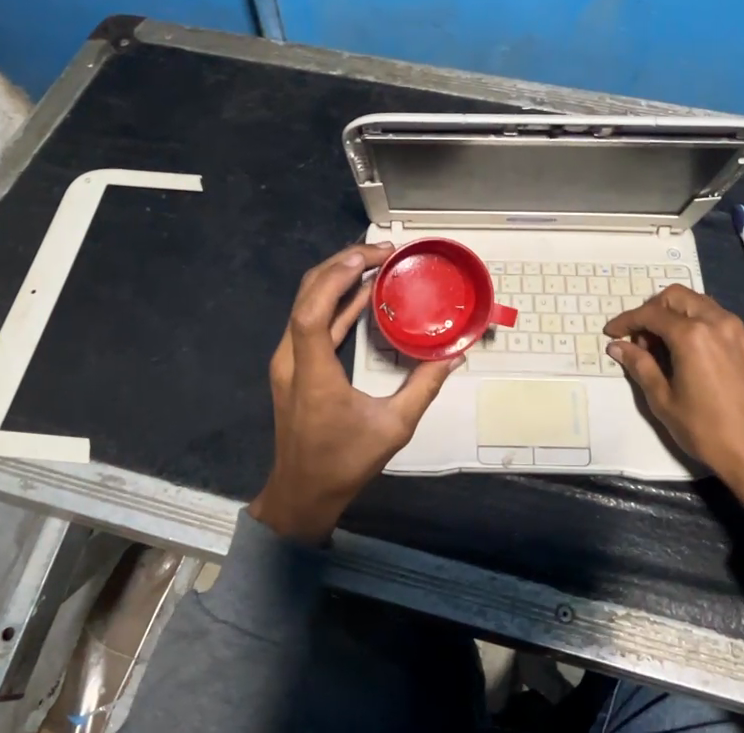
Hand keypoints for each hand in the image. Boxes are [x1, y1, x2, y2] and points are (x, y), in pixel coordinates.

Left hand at [250, 242, 462, 543]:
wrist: (302, 493)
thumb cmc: (344, 463)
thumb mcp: (393, 427)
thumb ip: (424, 387)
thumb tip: (454, 355)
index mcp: (312, 374)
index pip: (313, 311)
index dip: (337, 278)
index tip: (368, 257)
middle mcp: (292, 360)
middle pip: (307, 295)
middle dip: (342, 265)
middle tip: (382, 250)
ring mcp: (289, 362)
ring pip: (306, 304)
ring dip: (337, 278)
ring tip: (376, 261)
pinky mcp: (293, 366)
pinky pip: (310, 321)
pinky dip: (335, 301)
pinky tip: (364, 293)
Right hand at [606, 286, 743, 555]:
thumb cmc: (707, 430)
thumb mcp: (664, 401)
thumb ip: (640, 366)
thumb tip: (618, 346)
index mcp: (693, 335)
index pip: (651, 314)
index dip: (626, 321)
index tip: (611, 333)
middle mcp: (718, 322)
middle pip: (677, 297)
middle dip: (652, 309)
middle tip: (639, 336)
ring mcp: (739, 333)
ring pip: (700, 304)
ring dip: (676, 315)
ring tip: (661, 346)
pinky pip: (718, 321)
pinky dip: (697, 325)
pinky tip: (689, 355)